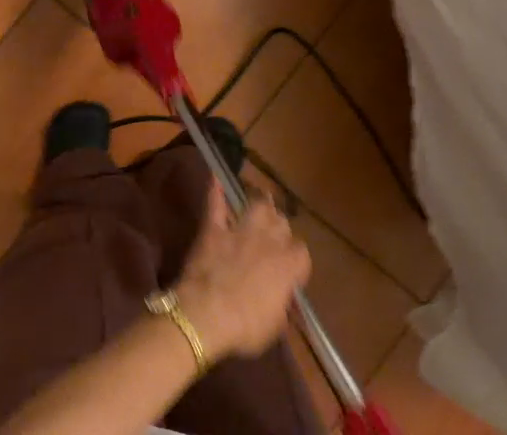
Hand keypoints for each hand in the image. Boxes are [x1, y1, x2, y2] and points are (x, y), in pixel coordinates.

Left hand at [172, 183, 311, 358]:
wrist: (205, 316)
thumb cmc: (244, 327)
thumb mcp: (274, 326)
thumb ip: (281, 305)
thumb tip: (282, 298)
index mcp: (287, 266)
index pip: (302, 253)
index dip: (297, 261)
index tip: (291, 272)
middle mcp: (268, 241)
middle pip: (281, 224)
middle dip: (279, 230)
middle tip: (274, 240)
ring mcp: (239, 231)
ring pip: (257, 206)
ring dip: (259, 205)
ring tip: (260, 205)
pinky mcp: (213, 229)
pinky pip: (215, 204)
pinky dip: (215, 191)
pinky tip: (215, 178)